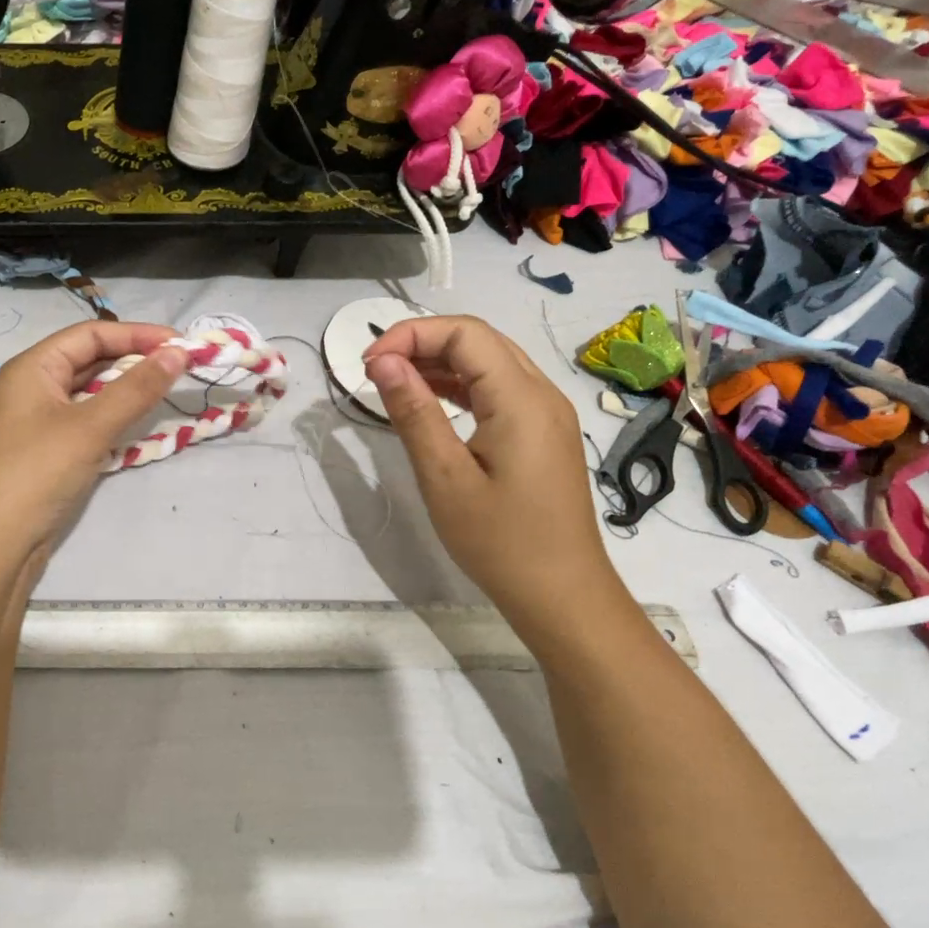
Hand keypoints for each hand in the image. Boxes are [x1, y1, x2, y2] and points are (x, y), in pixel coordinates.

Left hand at [0, 321, 187, 562]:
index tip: (181, 344)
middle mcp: (28, 386)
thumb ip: (135, 389)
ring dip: (122, 390)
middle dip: (132, 360)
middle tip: (179, 368)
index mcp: (30, 367)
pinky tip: (133, 425)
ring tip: (164, 392)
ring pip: (85, 392)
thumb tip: (177, 353)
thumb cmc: (37, 472)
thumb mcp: (90, 427)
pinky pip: (81, 420)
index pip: (89, 334)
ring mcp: (33, 421)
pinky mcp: (41, 451)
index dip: (136, 334)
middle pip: (87, 359)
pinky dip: (109, 417)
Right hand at [363, 316, 625, 622]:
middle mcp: (540, 394)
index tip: (368, 366)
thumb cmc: (499, 540)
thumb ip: (414, 412)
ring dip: (438, 361)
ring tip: (391, 383)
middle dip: (422, 342)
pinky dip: (457, 384)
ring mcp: (545, 413)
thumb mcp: (444, 477)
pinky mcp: (540, 433)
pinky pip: (497, 388)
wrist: (561, 593)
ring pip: (488, 361)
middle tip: (374, 371)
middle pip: (478, 339)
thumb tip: (382, 361)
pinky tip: (426, 401)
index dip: (411, 335)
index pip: (464, 333)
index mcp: (521, 399)